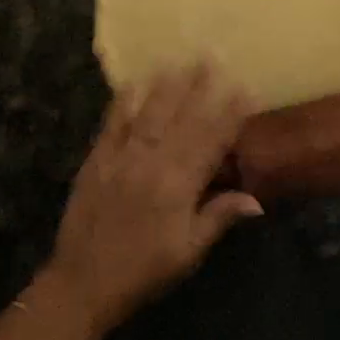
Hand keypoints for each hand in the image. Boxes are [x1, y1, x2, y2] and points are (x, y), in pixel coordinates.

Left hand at [35, 63, 263, 336]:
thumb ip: (218, 218)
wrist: (83, 282)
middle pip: (183, 118)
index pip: (211, 142)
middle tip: (214, 57)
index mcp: (179, 187)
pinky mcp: (97, 157)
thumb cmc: (143, 270)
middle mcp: (152, 163)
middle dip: (201, 87)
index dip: (230, 115)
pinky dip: (124, 100)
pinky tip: (134, 81)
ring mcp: (122, 156)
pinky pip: (114, 122)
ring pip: (151, 113)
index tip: (245, 88)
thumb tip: (256, 200)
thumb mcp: (187, 253)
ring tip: (182, 60)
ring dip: (168, 86)